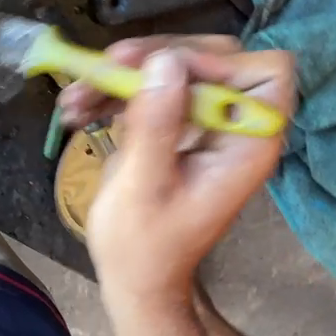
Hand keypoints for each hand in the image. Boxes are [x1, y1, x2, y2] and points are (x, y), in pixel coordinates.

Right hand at [81, 39, 296, 312]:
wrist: (132, 277)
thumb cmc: (142, 247)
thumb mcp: (143, 187)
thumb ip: (156, 125)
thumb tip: (164, 62)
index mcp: (246, 145)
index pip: (262, 73)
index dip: (215, 63)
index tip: (160, 73)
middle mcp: (231, 127)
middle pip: (213, 60)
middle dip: (154, 59)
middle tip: (106, 67)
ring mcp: (201, 126)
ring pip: (173, 70)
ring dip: (120, 77)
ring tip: (72, 100)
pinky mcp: (173, 128)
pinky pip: (149, 92)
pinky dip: (112, 95)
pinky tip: (76, 111)